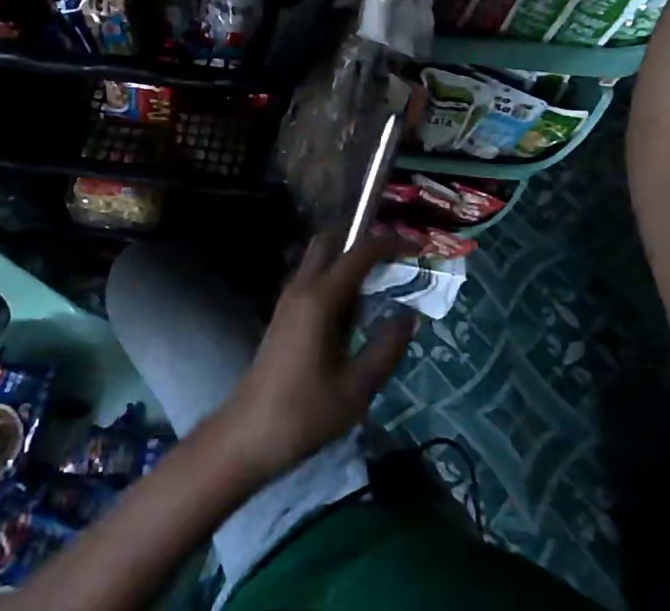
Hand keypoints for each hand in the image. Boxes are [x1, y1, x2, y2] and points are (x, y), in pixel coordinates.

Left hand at [203, 233, 419, 480]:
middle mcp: (300, 289)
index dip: (389, 243)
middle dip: (362, 239)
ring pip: (319, 261)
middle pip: (329, 243)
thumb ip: (387, 347)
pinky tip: (360, 308)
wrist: (251, 430)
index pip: (357, 253)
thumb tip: (408, 315)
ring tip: (387, 279)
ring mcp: (288, 301)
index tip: (418, 246)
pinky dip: (338, 280)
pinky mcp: (285, 316)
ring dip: (349, 260)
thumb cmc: (306, 411)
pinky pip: (314, 282)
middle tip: (397, 255)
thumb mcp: (358, 386)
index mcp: (319, 299)